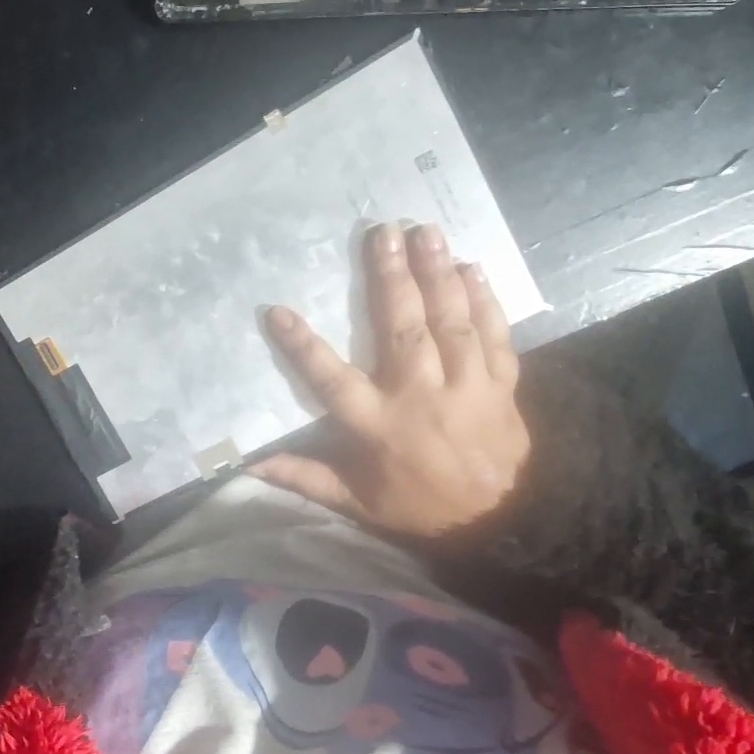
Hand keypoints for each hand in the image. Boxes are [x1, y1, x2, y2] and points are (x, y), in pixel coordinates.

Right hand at [250, 222, 528, 536]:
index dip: (303, 346)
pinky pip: (494, 334)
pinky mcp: (502, 383)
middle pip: (403, 330)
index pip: (332, 380)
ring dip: (437, 274)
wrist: (504, 521)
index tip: (277, 311)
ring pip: (451, 322)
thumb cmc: (420, 508)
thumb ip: (305, 477)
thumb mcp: (357, 502)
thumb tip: (249, 467)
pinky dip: (484, 300)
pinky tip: (471, 268)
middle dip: (391, 279)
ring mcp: (467, 386)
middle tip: (383, 232)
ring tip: (427, 232)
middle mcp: (421, 397)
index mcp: (378, 426)